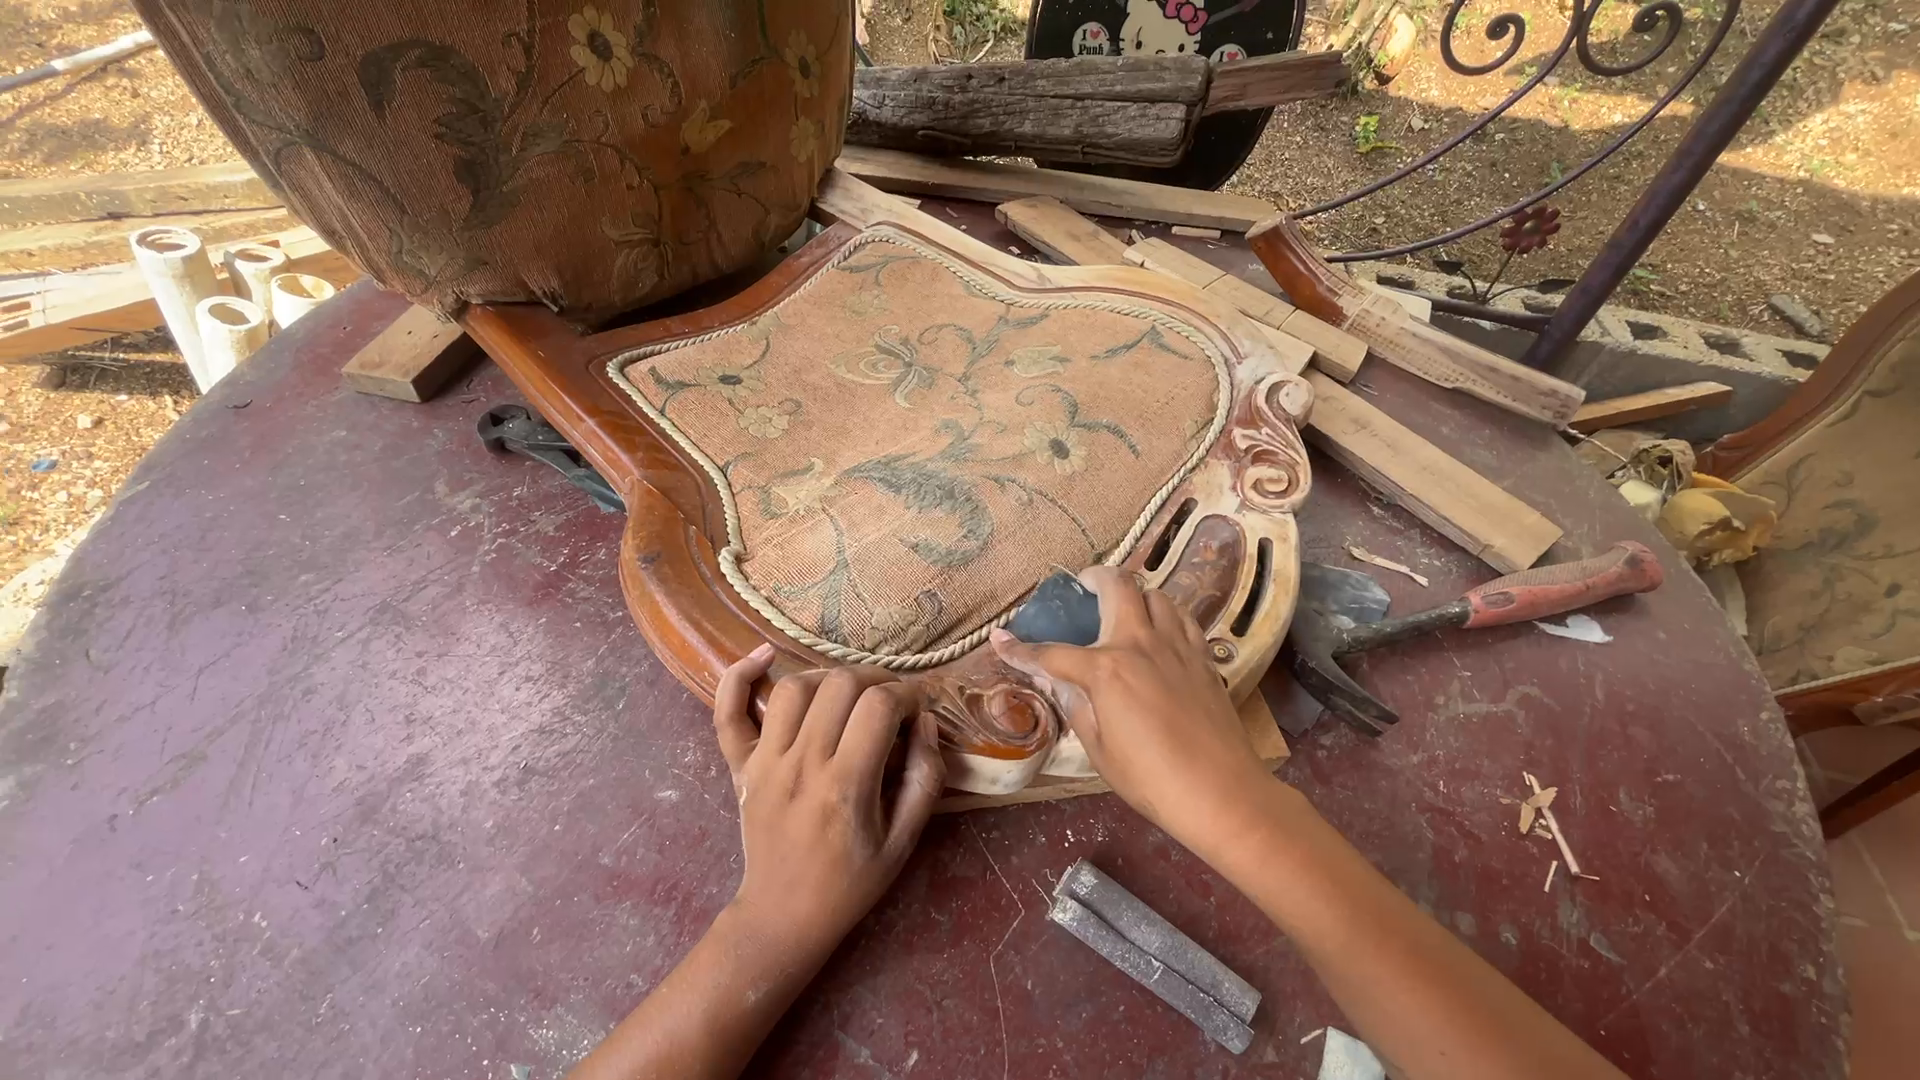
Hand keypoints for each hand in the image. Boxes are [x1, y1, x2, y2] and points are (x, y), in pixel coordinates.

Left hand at [710, 646, 945, 958]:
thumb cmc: (851, 882)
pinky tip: (763, 654)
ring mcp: (764, 762)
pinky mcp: (741, 766)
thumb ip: (924, 778)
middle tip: (891, 697)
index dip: (908, 695)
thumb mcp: (904, 841)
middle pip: (840, 685)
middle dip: (877, 679)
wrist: (783, 917)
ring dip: (829, 675)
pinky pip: (728, 713)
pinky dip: (738, 677)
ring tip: (849, 690)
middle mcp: (802, 764)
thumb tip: (926, 721)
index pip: (879, 707)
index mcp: (846, 786)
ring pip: (795, 687)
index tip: (918, 707)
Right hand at [989, 566, 1273, 838]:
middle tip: (1083, 587)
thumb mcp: (1099, 749)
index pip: (1053, 653)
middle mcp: (1141, 644)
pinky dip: (1164, 613)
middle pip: (1118, 586)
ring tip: (1123, 608)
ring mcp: (1177, 646)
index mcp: (1107, 669)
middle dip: (1094, 578)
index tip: (1000, 640)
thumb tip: (1054, 680)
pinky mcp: (1203, 657)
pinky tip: (1158, 630)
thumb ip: (1075, 704)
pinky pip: (1181, 617)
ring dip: (1134, 593)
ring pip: (1155, 594)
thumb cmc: (1151, 779)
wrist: (1222, 792)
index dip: (1021, 650)